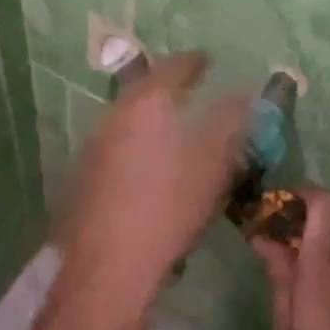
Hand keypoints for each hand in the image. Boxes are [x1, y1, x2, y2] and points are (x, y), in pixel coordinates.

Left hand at [58, 52, 250, 303]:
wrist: (105, 267)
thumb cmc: (167, 209)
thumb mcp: (212, 166)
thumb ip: (230, 123)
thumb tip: (245, 93)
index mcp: (147, 102)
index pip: (175, 66)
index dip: (195, 62)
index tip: (211, 61)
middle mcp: (115, 112)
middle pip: (146, 87)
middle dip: (171, 86)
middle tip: (195, 91)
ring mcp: (95, 142)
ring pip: (129, 114)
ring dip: (153, 114)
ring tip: (177, 127)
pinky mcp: (84, 171)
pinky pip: (118, 140)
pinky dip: (138, 139)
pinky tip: (152, 162)